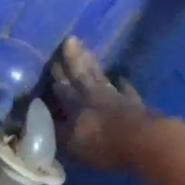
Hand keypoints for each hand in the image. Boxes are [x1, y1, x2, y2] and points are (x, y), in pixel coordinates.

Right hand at [48, 37, 164, 168]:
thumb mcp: (71, 144)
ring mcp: (116, 98)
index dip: (57, 76)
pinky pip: (126, 91)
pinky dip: (123, 85)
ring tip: (88, 51)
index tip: (52, 61)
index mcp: (75, 105)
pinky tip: (120, 79)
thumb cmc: (102, 145)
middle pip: (81, 74)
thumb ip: (58, 132)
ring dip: (93, 65)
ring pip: (101, 77)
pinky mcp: (135, 104)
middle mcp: (94, 96)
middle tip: (71, 39)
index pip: (62, 88)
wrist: (141, 141)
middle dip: (74, 58)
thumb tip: (43, 121)